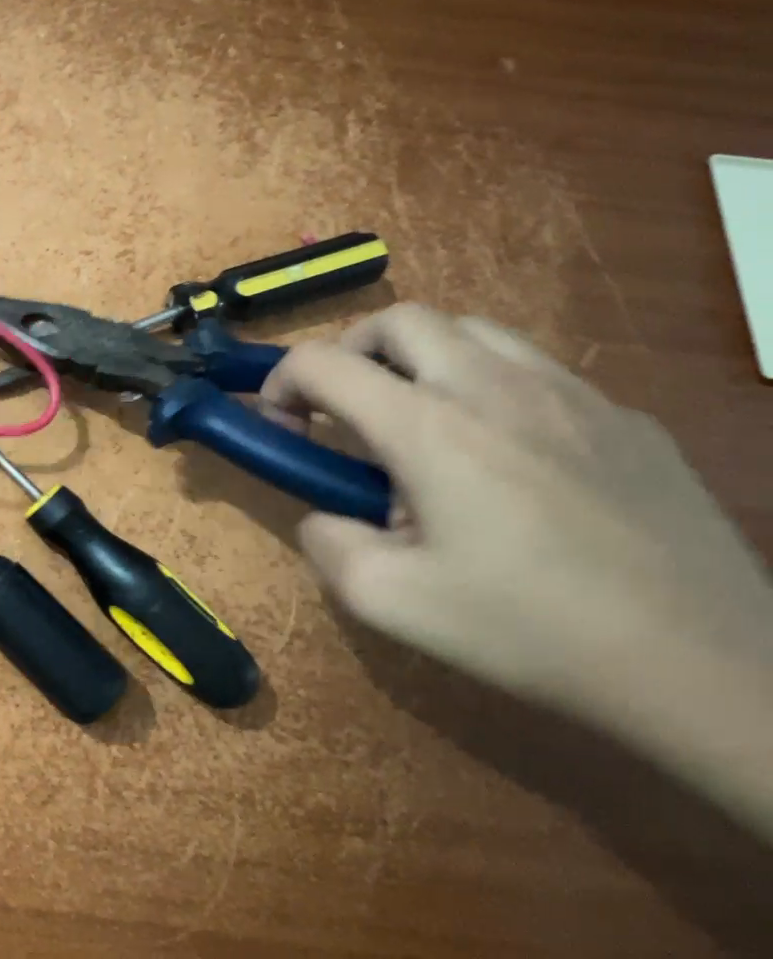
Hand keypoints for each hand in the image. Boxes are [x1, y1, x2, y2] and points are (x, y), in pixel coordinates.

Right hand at [261, 304, 772, 717]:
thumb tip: (325, 514)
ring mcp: (573, 395)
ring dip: (423, 359)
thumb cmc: (526, 630)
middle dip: (350, 352)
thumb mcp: (386, 601)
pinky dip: (492, 388)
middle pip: (401, 320)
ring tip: (420, 422)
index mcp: (428, 428)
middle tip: (344, 412)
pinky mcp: (627, 419)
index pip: (323, 362)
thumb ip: (326, 541)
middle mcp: (495, 388)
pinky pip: (539, 372)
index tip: (283, 427)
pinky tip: (505, 457)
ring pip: (475, 331)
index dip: (280, 384)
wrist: (702, 663)